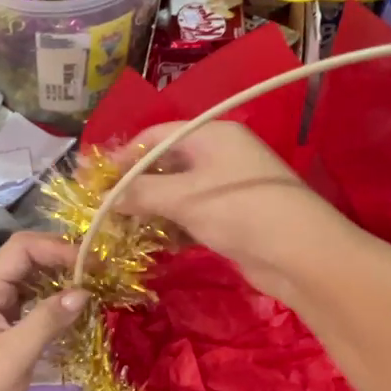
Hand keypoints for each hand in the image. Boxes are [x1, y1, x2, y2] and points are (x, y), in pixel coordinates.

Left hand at [0, 233, 87, 390]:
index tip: (91, 263)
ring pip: (29, 279)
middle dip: (60, 258)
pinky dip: (51, 299)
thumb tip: (83, 292)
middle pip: (25, 258)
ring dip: (58, 278)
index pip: (21, 249)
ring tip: (91, 285)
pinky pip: (29, 301)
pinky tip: (72, 307)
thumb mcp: (16, 354)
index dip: (57, 248)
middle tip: (97, 271)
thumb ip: (48, 319)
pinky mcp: (1, 326)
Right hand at [104, 121, 347, 295]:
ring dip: (149, 208)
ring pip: (176, 192)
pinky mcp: (232, 217)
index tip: (91, 178)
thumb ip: (140, 191)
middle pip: (165, 163)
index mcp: (211, 134)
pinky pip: (190, 214)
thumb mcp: (183, 198)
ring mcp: (227, 186)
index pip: (155, 137)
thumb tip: (105, 194)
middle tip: (101, 206)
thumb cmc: (240, 211)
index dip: (121, 156)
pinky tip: (151, 242)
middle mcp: (220, 154)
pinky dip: (170, 225)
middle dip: (133, 185)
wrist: (300, 255)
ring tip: (118, 227)